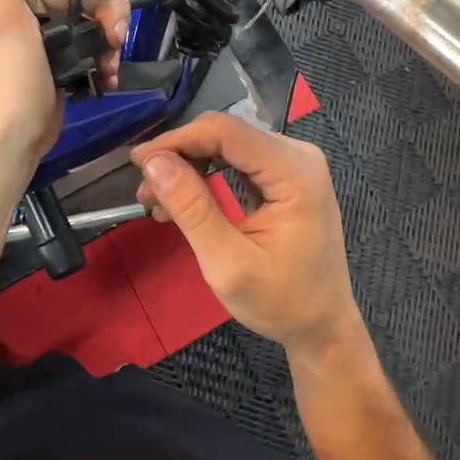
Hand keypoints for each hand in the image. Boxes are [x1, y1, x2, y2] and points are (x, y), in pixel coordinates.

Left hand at [0, 0, 130, 168]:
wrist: (8, 147)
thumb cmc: (3, 81)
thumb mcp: (0, 16)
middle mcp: (8, 0)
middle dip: (100, 2)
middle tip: (119, 31)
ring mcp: (30, 29)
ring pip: (80, 7)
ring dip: (106, 28)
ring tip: (116, 53)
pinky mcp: (48, 55)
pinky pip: (80, 37)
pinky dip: (98, 50)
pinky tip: (109, 69)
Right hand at [131, 114, 361, 358]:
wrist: (322, 327)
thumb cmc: (281, 302)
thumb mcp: (228, 264)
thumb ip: (192, 209)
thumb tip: (153, 162)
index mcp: (295, 172)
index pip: (225, 132)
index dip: (177, 140)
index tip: (137, 163)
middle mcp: (298, 155)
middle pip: (224, 134)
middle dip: (179, 157)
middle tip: (145, 194)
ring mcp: (293, 163)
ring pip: (225, 144)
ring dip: (188, 167)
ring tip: (157, 203)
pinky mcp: (284, 174)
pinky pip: (236, 159)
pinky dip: (205, 174)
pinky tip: (182, 200)